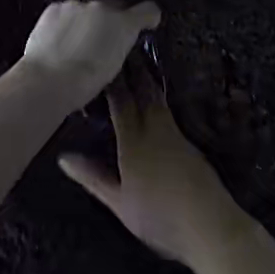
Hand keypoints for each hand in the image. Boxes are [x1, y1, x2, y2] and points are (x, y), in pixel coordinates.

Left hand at [18, 0, 160, 110]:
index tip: (146, 24)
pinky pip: (65, 12)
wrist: (48, 79)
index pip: (148, 10)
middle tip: (100, 42)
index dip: (148, 17)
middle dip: (110, 21)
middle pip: (113, 8)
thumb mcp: (114, 66)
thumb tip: (115, 40)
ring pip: (86, 10)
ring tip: (73, 44)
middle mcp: (103, 7)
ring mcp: (77, 5)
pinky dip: (64, 22)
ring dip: (85, 21)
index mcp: (124, 24)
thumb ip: (119, 44)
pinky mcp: (54, 7)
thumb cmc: (86, 82)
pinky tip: (56, 40)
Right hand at [59, 60, 247, 267]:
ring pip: (158, 100)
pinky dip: (158, 99)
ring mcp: (176, 135)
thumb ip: (93, 177)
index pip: (120, 102)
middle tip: (125, 49)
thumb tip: (64, 157)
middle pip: (144, 92)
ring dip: (147, 81)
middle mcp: (155, 129)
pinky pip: (168, 112)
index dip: (112, 80)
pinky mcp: (190, 144)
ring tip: (139, 67)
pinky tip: (156, 102)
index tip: (103, 58)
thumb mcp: (119, 202)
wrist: (210, 224)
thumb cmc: (159, 216)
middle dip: (134, 69)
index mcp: (133, 141)